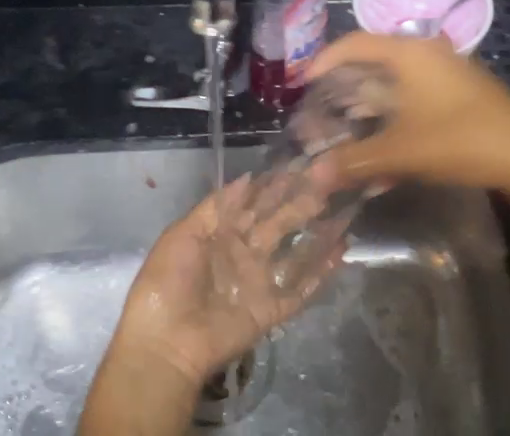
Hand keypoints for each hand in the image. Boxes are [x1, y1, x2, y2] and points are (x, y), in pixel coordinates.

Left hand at [102, 173, 344, 387]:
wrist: (164, 344)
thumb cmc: (167, 283)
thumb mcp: (182, 235)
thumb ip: (217, 206)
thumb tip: (249, 177)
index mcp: (222, 235)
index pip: (255, 204)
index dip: (276, 186)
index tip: (301, 165)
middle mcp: (245, 254)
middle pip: (279, 224)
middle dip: (302, 202)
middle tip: (329, 181)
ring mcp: (260, 282)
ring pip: (296, 253)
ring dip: (319, 235)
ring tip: (345, 213)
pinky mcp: (270, 310)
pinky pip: (301, 290)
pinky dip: (321, 274)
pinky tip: (341, 253)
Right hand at [305, 32, 509, 200]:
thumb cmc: (459, 139)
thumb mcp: (401, 152)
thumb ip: (354, 161)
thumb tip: (312, 177)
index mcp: (410, 53)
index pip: (355, 43)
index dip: (324, 61)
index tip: (302, 84)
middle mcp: (428, 53)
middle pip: (376, 61)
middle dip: (346, 88)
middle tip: (321, 111)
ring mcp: (449, 72)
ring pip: (398, 83)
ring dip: (371, 108)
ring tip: (348, 133)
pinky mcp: (463, 94)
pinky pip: (417, 98)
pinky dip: (396, 119)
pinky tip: (388, 157)